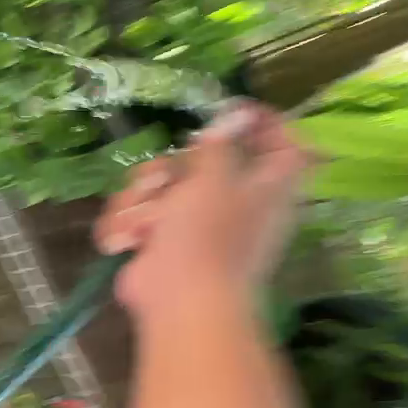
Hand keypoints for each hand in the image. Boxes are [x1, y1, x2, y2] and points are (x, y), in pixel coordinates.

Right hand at [94, 102, 310, 324]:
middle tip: (160, 185)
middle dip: (164, 171)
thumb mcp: (215, 181)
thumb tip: (233, 115)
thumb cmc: (208, 239)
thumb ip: (221, 146)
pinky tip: (126, 243)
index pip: (284, 144)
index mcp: (265, 187)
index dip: (264, 122)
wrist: (179, 299)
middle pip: (194, 162)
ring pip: (152, 188)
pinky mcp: (155, 240)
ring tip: (140, 227)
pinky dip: (123, 227)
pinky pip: (130, 215)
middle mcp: (229, 200)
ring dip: (136, 204)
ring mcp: (189, 222)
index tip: (230, 107)